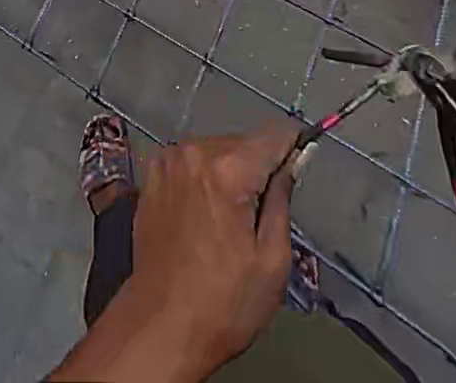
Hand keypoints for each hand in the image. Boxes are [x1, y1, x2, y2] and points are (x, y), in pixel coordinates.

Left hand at [51, 125, 301, 382]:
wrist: (163, 319)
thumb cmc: (225, 299)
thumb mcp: (272, 258)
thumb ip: (281, 200)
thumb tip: (289, 163)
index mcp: (225, 171)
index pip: (270, 137)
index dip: (292, 144)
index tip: (303, 156)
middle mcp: (191, 153)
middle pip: (240, 143)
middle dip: (259, 166)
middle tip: (265, 209)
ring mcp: (166, 161)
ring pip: (214, 150)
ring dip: (230, 170)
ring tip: (235, 216)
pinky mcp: (151, 175)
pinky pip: (189, 162)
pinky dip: (204, 175)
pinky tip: (207, 211)